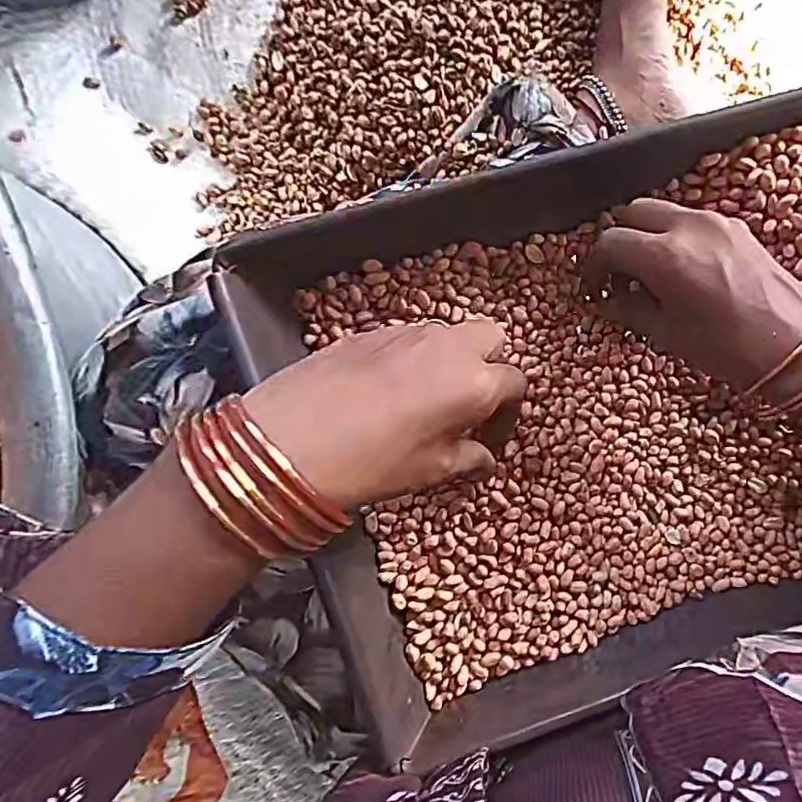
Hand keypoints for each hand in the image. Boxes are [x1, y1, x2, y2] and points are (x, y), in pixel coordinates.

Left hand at [240, 320, 527, 509]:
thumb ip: (468, 457)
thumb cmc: (368, 463)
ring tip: (429, 398)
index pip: (515, 382)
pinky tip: (391, 390)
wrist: (285, 444)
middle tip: (470, 403)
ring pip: (449, 333)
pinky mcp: (370, 332)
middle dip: (490, 366)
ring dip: (452, 359)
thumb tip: (483, 457)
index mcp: (474, 382)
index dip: (508, 411)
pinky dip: (416, 356)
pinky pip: (410, 336)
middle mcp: (447, 347)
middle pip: (491, 338)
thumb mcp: (430, 469)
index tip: (490, 436)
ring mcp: (407, 333)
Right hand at [578, 198, 801, 389]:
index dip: (595, 264)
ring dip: (645, 233)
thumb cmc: (728, 348)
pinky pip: (690, 219)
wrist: (794, 346)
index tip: (595, 285)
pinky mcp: (735, 226)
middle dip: (618, 239)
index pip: (610, 241)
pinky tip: (678, 267)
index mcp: (665, 256)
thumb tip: (611, 299)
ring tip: (646, 271)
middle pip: (633, 211)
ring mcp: (715, 222)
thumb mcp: (669, 334)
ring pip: (662, 210)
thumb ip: (631, 309)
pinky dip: (673, 234)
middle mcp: (688, 226)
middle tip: (617, 273)